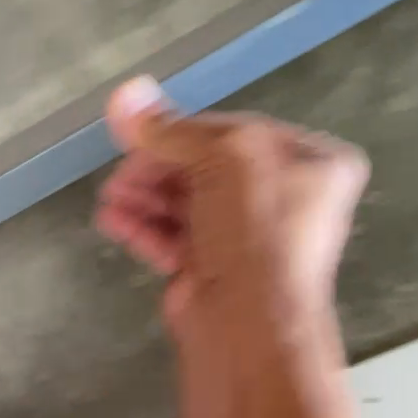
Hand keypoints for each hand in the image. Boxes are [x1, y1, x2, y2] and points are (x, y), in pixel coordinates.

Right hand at [94, 76, 368, 342]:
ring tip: (108, 197)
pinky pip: (173, 239)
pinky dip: (143, 228)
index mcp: (309, 163)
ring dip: (144, 198)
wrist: (247, 323)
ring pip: (186, 206)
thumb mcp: (223, 161)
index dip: (184, 132)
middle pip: (206, 170)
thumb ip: (172, 130)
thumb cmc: (255, 232)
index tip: (137, 136)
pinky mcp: (210, 273)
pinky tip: (112, 220)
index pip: (236, 135)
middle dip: (157, 168)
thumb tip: (122, 94)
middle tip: (117, 172)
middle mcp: (282, 200)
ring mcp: (244, 241)